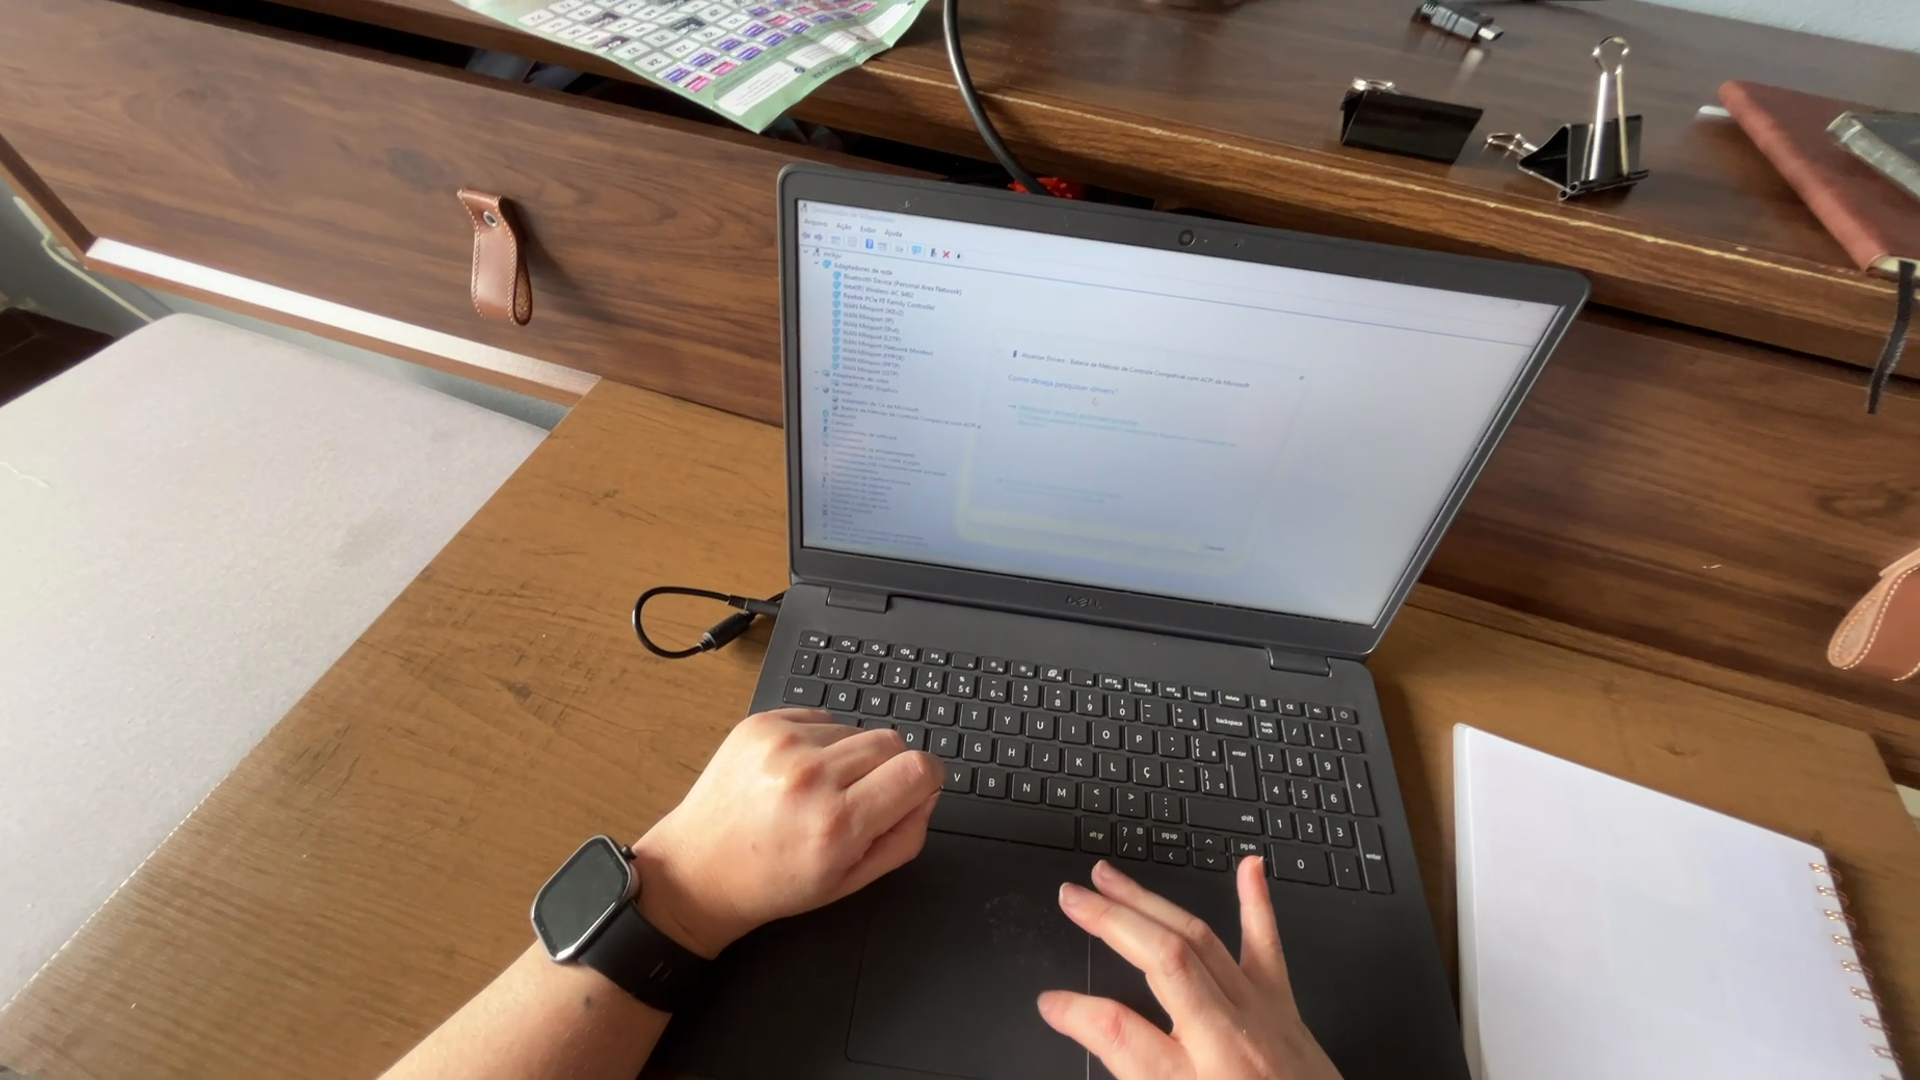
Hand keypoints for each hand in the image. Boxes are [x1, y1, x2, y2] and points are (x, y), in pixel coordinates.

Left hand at [628, 708, 941, 958]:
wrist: (696, 870)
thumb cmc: (774, 883)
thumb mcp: (851, 881)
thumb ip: (905, 836)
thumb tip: (930, 790)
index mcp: (837, 824)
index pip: (918, 769)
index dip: (926, 779)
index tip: (914, 789)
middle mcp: (811, 776)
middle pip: (892, 742)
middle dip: (886, 769)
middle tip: (856, 799)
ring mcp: (782, 743)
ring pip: (856, 729)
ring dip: (849, 756)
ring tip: (817, 789)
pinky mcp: (760, 723)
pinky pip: (821, 718)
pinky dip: (819, 741)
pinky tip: (795, 772)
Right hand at [1039, 858, 1343, 1079]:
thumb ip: (1137, 1072)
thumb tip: (1089, 1029)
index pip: (1123, 1034)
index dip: (1077, 1012)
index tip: (1049, 1001)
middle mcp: (1231, 1041)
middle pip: (1165, 960)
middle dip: (1111, 919)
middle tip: (1071, 896)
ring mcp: (1261, 1016)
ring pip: (1199, 938)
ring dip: (1150, 901)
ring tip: (1111, 876)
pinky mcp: (1284, 1009)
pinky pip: (1269, 947)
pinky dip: (1258, 904)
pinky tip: (1251, 868)